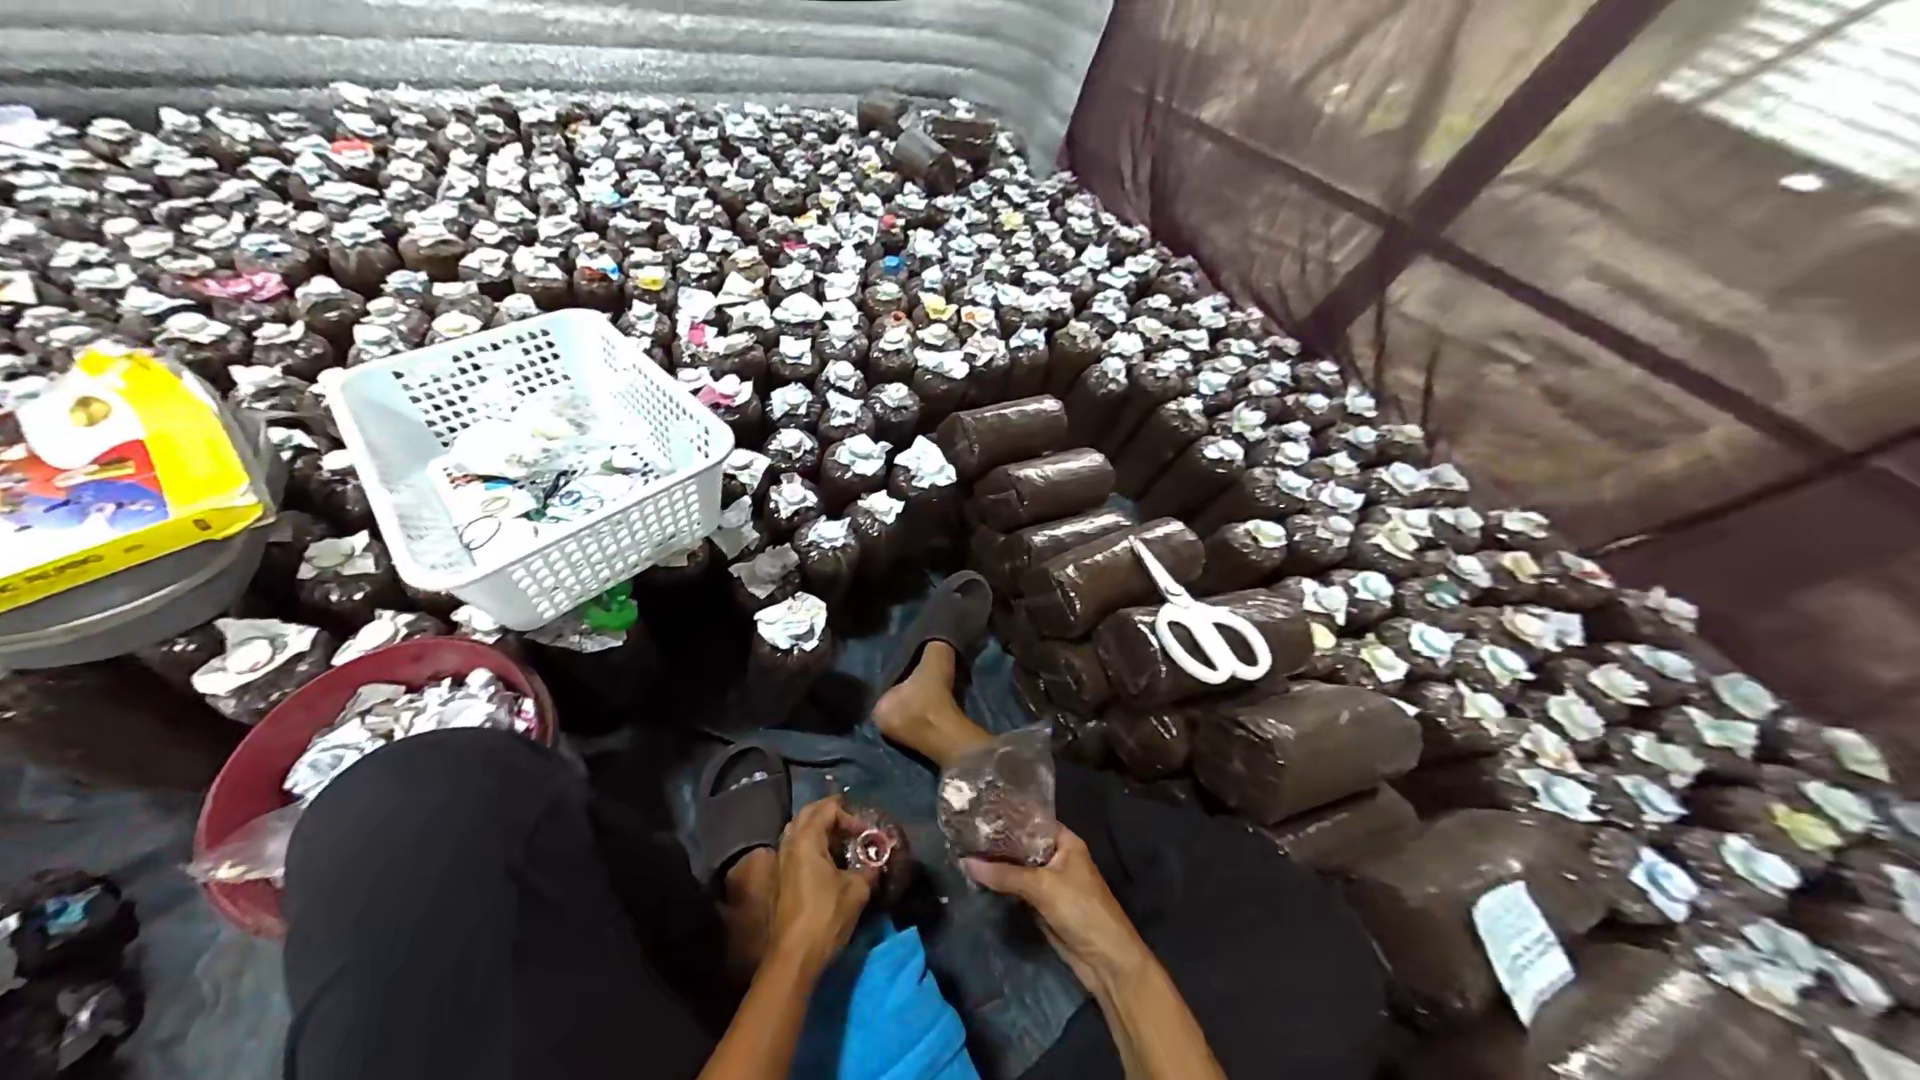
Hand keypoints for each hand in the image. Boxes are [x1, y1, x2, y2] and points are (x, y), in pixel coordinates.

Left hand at [766, 795, 877, 977]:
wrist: (794, 957)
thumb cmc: (826, 916)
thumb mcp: (857, 889)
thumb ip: (869, 867)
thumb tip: (879, 858)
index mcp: (806, 840)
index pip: (828, 809)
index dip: (850, 816)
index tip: (866, 833)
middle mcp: (789, 844)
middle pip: (808, 813)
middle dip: (831, 813)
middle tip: (853, 823)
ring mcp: (780, 861)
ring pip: (798, 830)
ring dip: (819, 828)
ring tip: (841, 839)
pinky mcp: (779, 878)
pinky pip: (795, 847)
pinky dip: (811, 843)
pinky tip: (827, 860)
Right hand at [964, 826, 1149, 992]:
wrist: (1105, 960)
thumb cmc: (1081, 909)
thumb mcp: (1042, 886)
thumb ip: (1004, 874)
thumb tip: (966, 862)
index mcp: (1065, 842)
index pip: (1032, 821)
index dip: (1008, 816)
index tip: (979, 810)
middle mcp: (1057, 857)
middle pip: (1023, 845)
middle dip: (998, 842)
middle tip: (965, 832)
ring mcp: (1050, 882)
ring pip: (1019, 868)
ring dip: (998, 864)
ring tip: (965, 849)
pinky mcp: (1043, 904)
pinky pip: (1018, 888)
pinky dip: (1002, 884)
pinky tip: (978, 876)